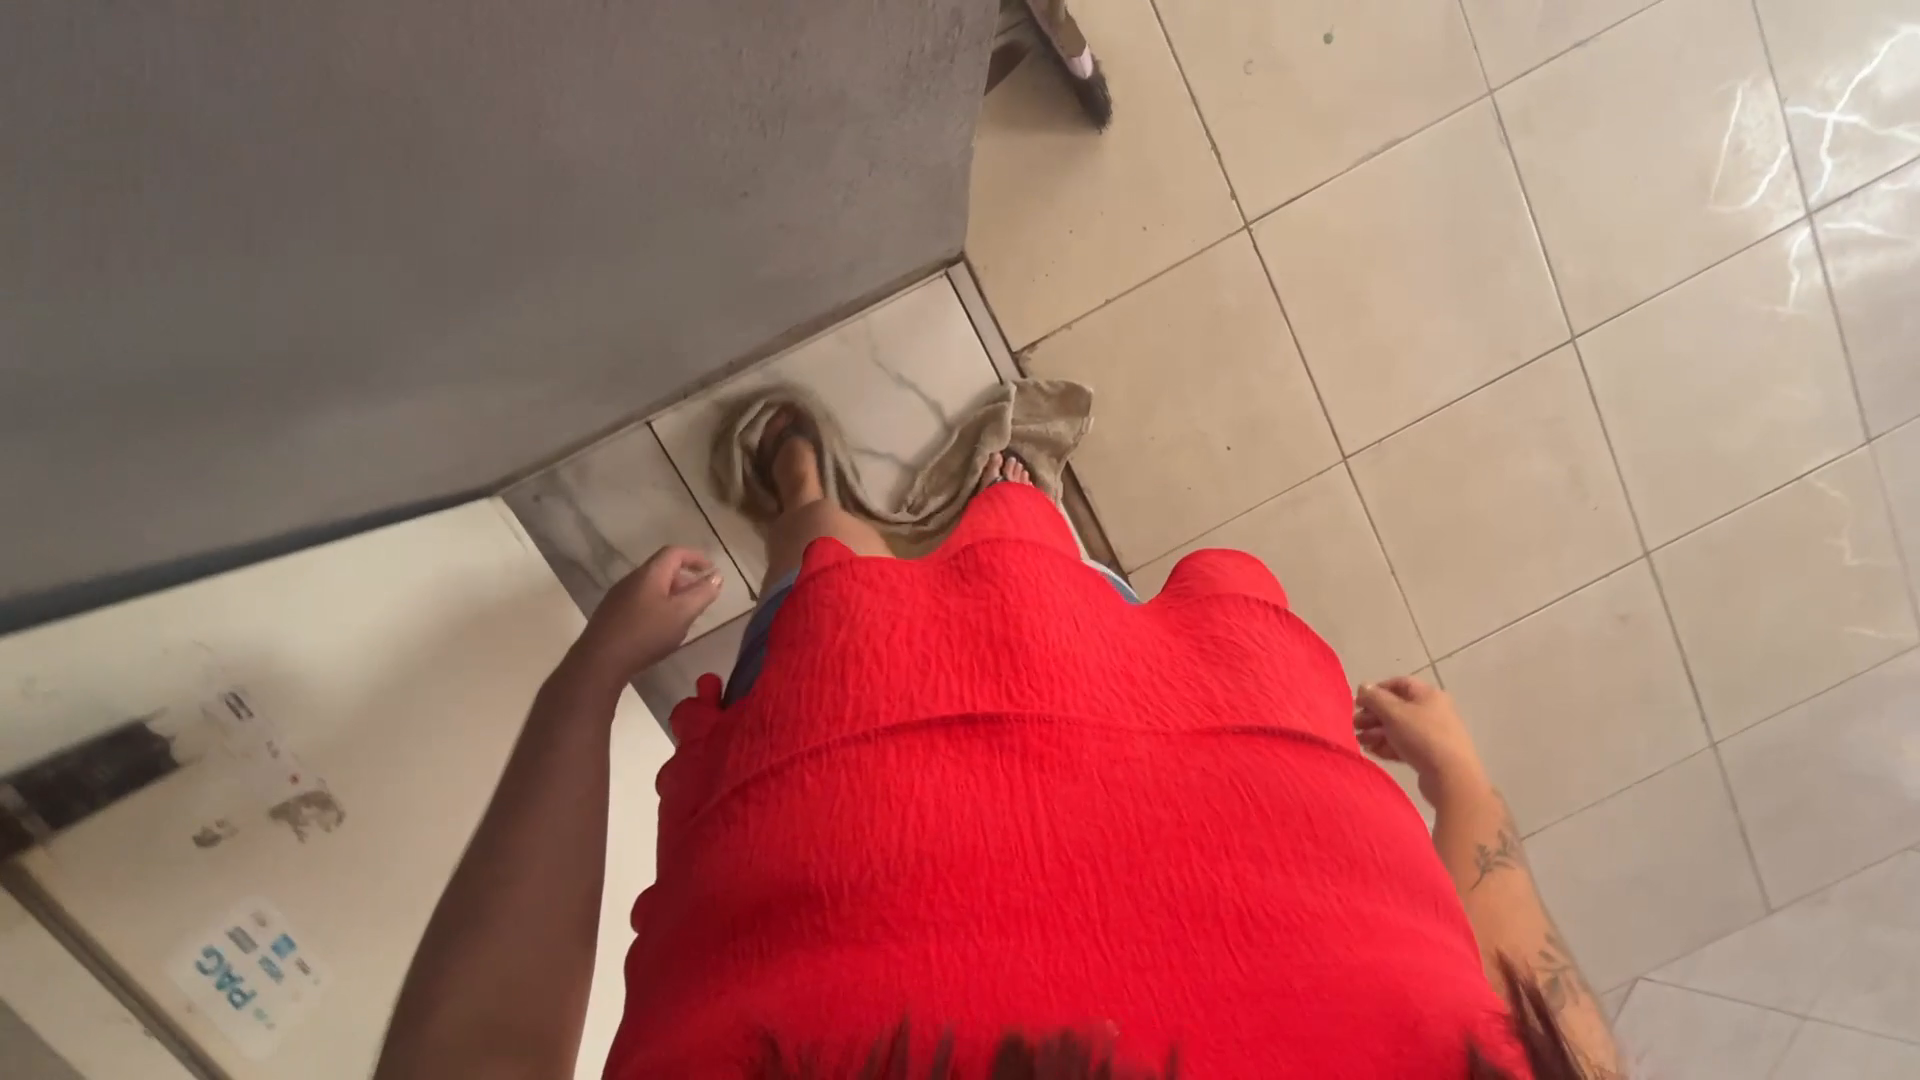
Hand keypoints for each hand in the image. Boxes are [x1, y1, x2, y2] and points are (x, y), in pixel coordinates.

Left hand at [570, 546, 723, 681]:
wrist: (599, 662)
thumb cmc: (646, 634)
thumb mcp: (682, 614)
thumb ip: (702, 593)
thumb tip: (717, 576)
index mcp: (650, 574)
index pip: (675, 552)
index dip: (696, 557)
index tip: (712, 569)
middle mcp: (632, 579)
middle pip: (662, 569)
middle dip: (686, 578)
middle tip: (701, 595)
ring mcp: (618, 597)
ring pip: (651, 586)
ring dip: (672, 593)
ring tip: (684, 614)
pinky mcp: (611, 614)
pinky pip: (641, 600)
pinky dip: (658, 605)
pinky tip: (661, 628)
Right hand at [1354, 675, 1489, 804]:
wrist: (1451, 778)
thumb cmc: (1421, 737)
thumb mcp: (1393, 713)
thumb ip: (1374, 698)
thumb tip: (1364, 687)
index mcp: (1428, 695)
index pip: (1398, 683)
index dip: (1376, 690)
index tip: (1359, 703)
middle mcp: (1432, 710)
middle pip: (1395, 707)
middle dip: (1372, 715)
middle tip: (1356, 725)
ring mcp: (1433, 733)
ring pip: (1398, 728)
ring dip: (1376, 733)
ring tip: (1362, 742)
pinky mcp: (1431, 753)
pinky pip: (1405, 744)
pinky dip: (1388, 746)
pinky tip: (1375, 752)